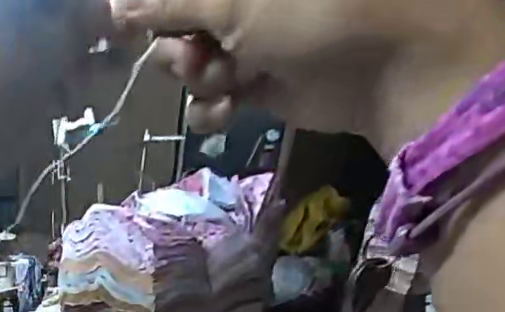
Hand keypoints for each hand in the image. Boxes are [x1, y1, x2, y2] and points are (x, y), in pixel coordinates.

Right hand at [110, 0, 504, 156]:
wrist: (388, 65)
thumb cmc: (315, 7)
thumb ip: (170, 0)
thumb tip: (116, 4)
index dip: (152, 3)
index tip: (127, 22)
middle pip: (179, 18)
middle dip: (178, 42)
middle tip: (194, 54)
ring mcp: (255, 34)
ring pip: (194, 60)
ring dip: (198, 77)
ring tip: (222, 79)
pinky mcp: (263, 79)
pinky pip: (218, 95)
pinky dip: (217, 105)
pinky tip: (231, 107)